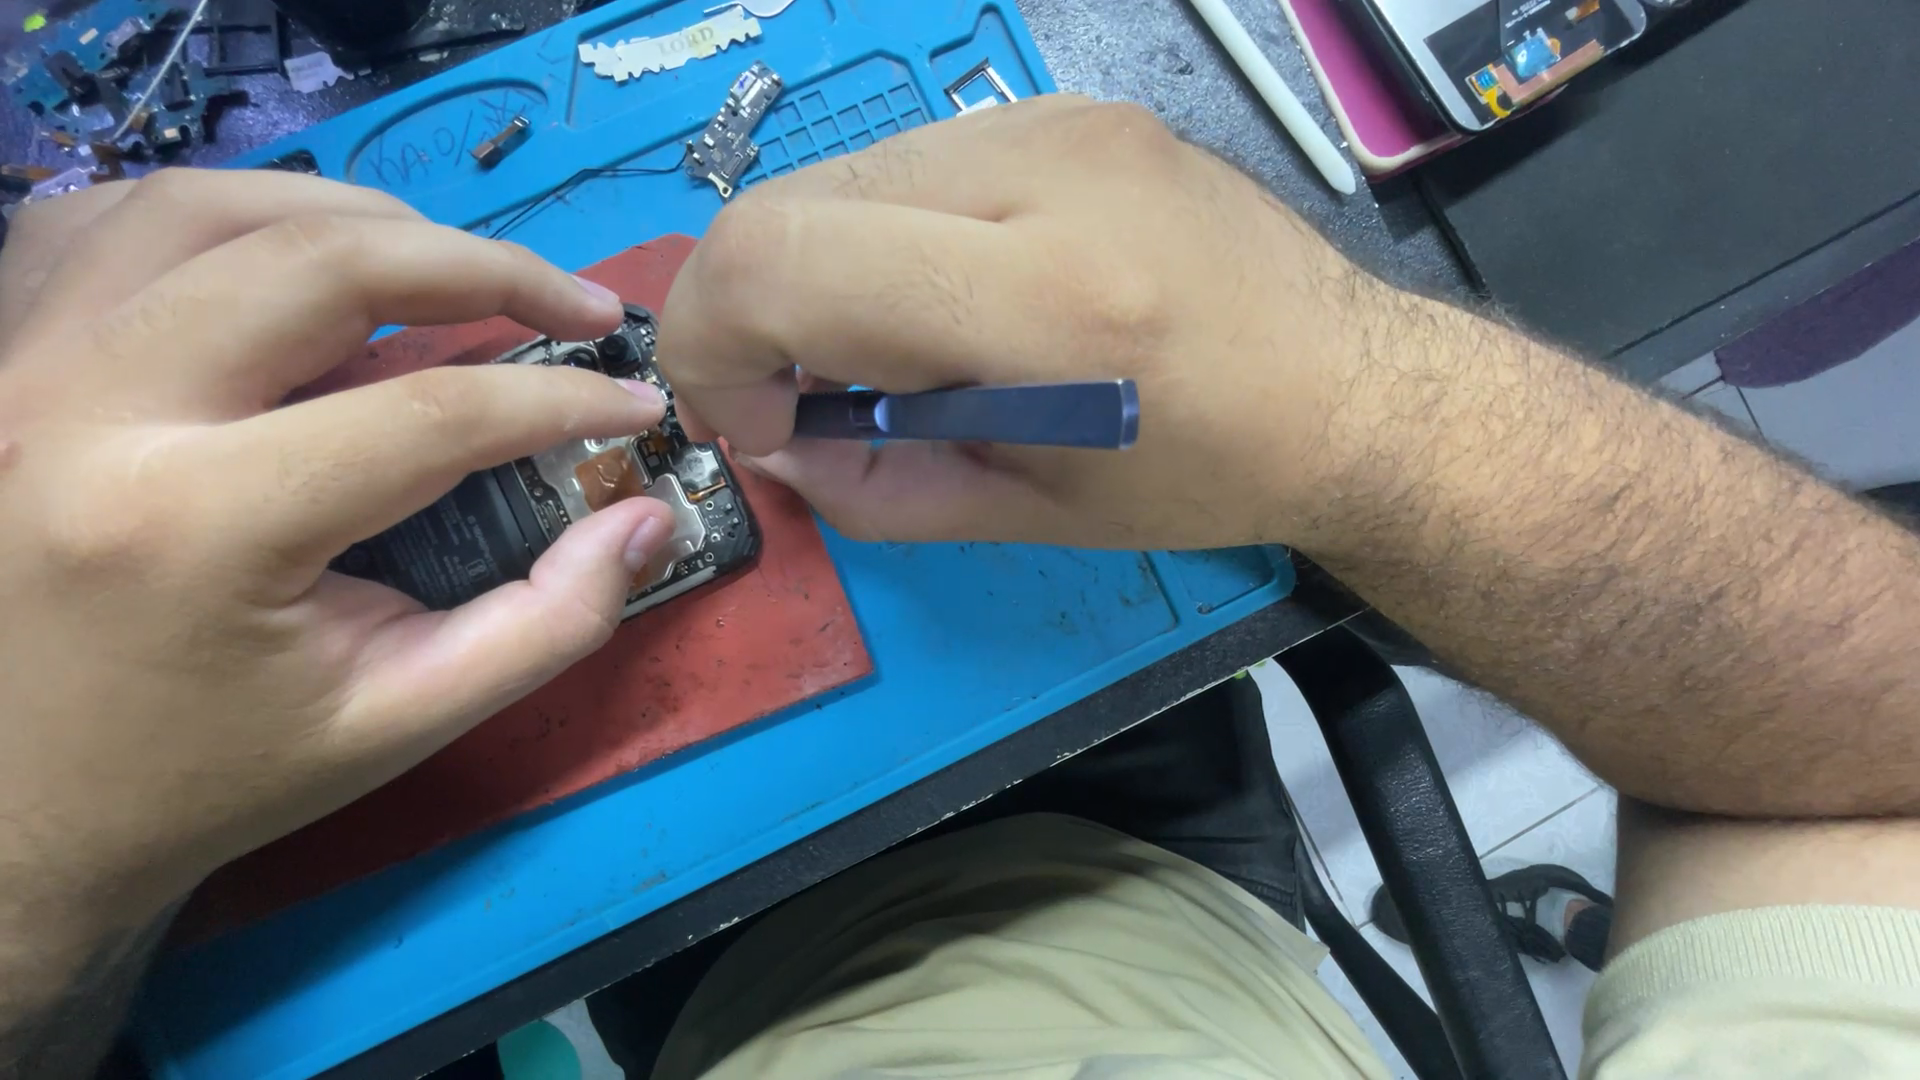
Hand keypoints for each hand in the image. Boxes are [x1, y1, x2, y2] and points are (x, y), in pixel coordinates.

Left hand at [0, 170, 675, 930]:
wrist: (2, 812)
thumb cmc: (223, 772)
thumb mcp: (417, 716)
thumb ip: (555, 619)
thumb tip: (649, 518)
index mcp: (199, 523)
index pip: (434, 414)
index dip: (567, 399)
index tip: (641, 403)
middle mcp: (78, 409)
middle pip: (324, 263)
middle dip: (489, 268)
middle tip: (584, 305)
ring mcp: (7, 362)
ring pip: (213, 206)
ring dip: (375, 224)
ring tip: (471, 272)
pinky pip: (116, 221)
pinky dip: (247, 218)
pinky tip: (323, 264)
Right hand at [659, 94, 1402, 549]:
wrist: (1347, 389)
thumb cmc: (1197, 478)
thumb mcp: (1026, 515)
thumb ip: (875, 490)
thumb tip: (774, 442)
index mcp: (1042, 303)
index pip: (780, 263)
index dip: (713, 347)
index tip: (754, 421)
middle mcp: (1042, 172)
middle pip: (788, 204)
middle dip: (752, 316)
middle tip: (805, 397)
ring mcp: (1058, 117)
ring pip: (840, 176)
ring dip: (819, 276)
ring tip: (888, 355)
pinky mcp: (1071, 106)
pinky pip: (910, 166)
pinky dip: (880, 240)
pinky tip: (941, 300)